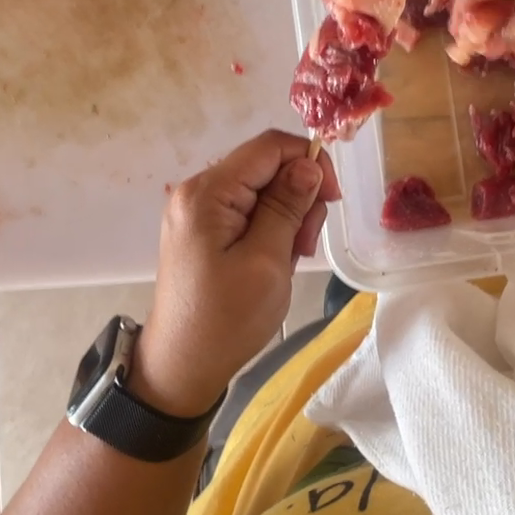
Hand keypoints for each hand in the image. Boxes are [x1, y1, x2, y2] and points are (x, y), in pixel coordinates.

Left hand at [137, 130, 341, 416]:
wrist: (181, 368)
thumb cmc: (226, 319)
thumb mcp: (267, 261)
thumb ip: (287, 206)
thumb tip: (308, 162)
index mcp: (207, 193)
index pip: (269, 147)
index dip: (308, 161)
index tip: (333, 199)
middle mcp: (197, 191)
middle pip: (266, 166)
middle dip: (298, 195)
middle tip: (306, 244)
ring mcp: (198, 211)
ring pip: (261, 189)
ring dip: (287, 215)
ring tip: (291, 258)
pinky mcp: (203, 229)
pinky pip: (248, 210)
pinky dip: (270, 227)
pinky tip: (275, 258)